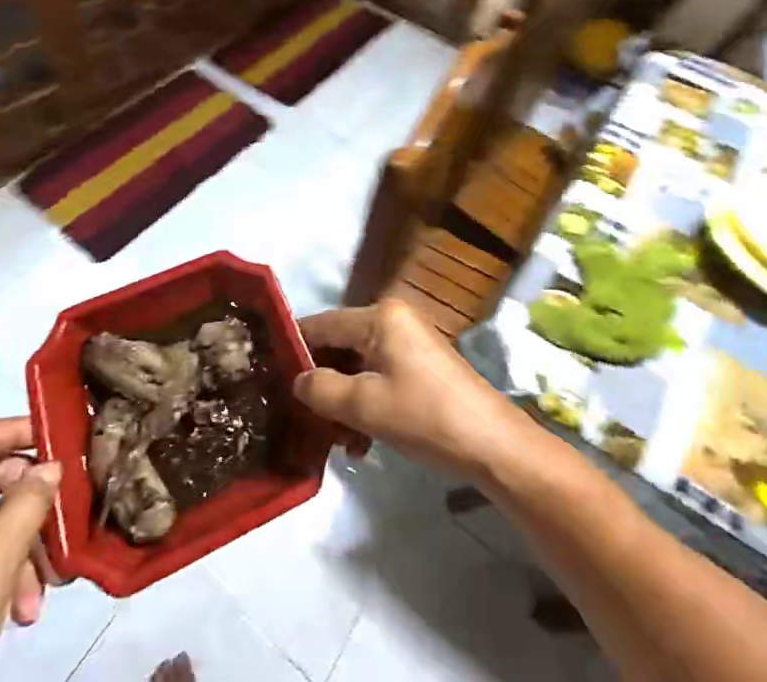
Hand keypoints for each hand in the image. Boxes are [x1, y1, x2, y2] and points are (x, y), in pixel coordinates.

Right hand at [293, 300, 533, 482]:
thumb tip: (296, 381)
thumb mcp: (364, 405)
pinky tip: (359, 442)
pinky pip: (379, 378)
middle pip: (339, 346)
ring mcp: (410, 345)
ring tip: (333, 439)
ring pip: (358, 367)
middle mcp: (394, 321)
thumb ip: (320, 388)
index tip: (269, 376)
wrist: (497, 448)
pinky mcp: (421, 369)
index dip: (293, 349)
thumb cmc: (426, 417)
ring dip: (342, 401)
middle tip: (299, 414)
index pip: (321, 324)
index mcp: (380, 317)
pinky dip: (365, 405)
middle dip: (320, 382)